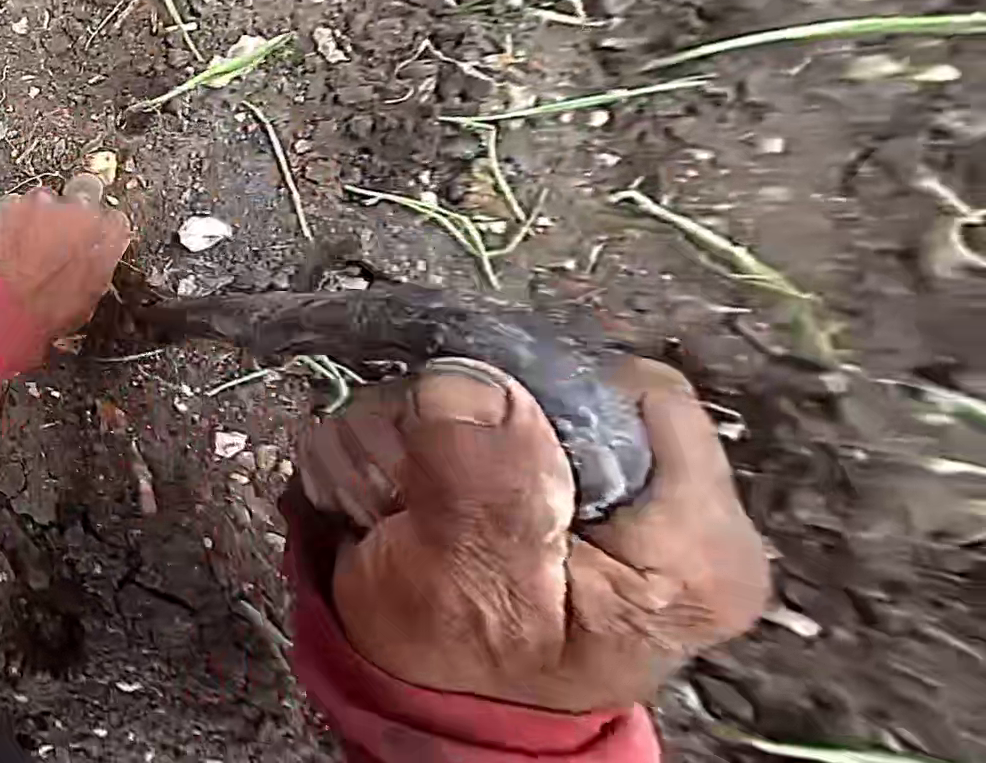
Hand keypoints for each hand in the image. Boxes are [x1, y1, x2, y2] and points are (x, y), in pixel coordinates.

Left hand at [0, 173, 131, 345]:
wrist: (7, 309)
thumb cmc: (50, 310)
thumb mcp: (89, 295)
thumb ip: (97, 266)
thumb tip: (92, 263)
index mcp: (107, 233)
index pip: (113, 221)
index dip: (99, 232)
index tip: (89, 241)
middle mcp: (80, 209)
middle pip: (79, 203)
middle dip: (67, 220)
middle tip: (53, 246)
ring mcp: (42, 203)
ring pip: (43, 201)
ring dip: (37, 218)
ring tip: (24, 249)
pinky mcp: (9, 204)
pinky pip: (11, 209)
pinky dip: (7, 223)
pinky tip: (4, 248)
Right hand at [298, 357, 768, 712]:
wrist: (406, 674)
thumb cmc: (456, 654)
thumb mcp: (478, 589)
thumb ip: (487, 488)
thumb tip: (469, 382)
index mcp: (678, 532)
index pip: (630, 395)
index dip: (543, 404)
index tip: (472, 451)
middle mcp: (614, 480)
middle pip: (514, 381)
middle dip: (439, 425)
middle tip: (412, 492)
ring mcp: (532, 458)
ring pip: (439, 388)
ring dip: (392, 440)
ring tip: (388, 503)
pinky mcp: (473, 448)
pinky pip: (397, 405)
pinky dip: (375, 446)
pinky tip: (378, 494)